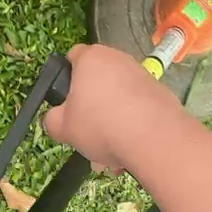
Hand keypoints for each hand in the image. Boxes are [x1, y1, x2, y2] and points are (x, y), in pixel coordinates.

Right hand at [45, 44, 188, 171]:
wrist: (152, 137)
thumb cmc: (100, 125)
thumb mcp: (63, 128)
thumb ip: (53, 120)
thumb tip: (56, 118)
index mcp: (91, 58)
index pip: (73, 57)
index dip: (67, 79)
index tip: (68, 103)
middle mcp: (118, 58)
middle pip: (98, 83)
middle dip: (92, 111)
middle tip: (88, 137)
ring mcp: (141, 74)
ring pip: (117, 101)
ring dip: (111, 125)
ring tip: (109, 155)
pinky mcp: (159, 92)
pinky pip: (137, 110)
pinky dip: (131, 128)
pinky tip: (128, 153)